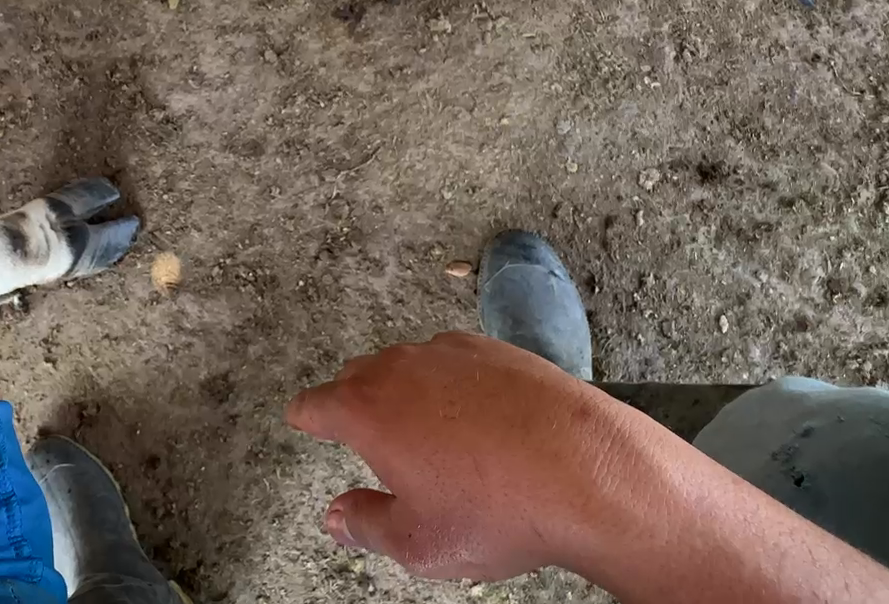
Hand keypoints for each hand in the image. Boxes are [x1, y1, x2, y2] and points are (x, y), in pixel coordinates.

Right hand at [285, 332, 646, 581]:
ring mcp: (440, 351)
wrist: (583, 468)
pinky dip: (450, 382)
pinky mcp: (484, 346)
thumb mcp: (420, 541)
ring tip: (438, 438)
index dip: (305, 418)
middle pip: (355, 378)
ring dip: (406, 393)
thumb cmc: (497, 508)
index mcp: (365, 411)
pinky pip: (448, 360)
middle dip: (357, 407)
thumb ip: (366, 524)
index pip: (312, 405)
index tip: (304, 420)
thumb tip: (336, 516)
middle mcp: (394, 368)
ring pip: (402, 366)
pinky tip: (480, 419)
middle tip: (380, 446)